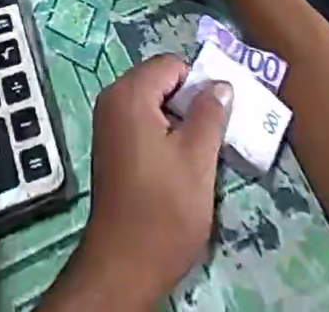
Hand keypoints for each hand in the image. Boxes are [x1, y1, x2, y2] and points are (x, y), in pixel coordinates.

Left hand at [49, 56, 230, 307]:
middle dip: (189, 100)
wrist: (124, 262)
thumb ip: (210, 113)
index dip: (199, 82)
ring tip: (201, 151)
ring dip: (179, 119)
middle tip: (215, 132)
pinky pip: (141, 121)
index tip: (220, 112)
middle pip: (160, 80)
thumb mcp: (197, 158)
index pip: (171, 65)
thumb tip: (220, 84)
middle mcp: (113, 99)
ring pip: (153, 102)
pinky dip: (163, 132)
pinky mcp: (110, 144)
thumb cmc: (164, 208)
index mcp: (130, 94)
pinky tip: (180, 163)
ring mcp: (108, 122)